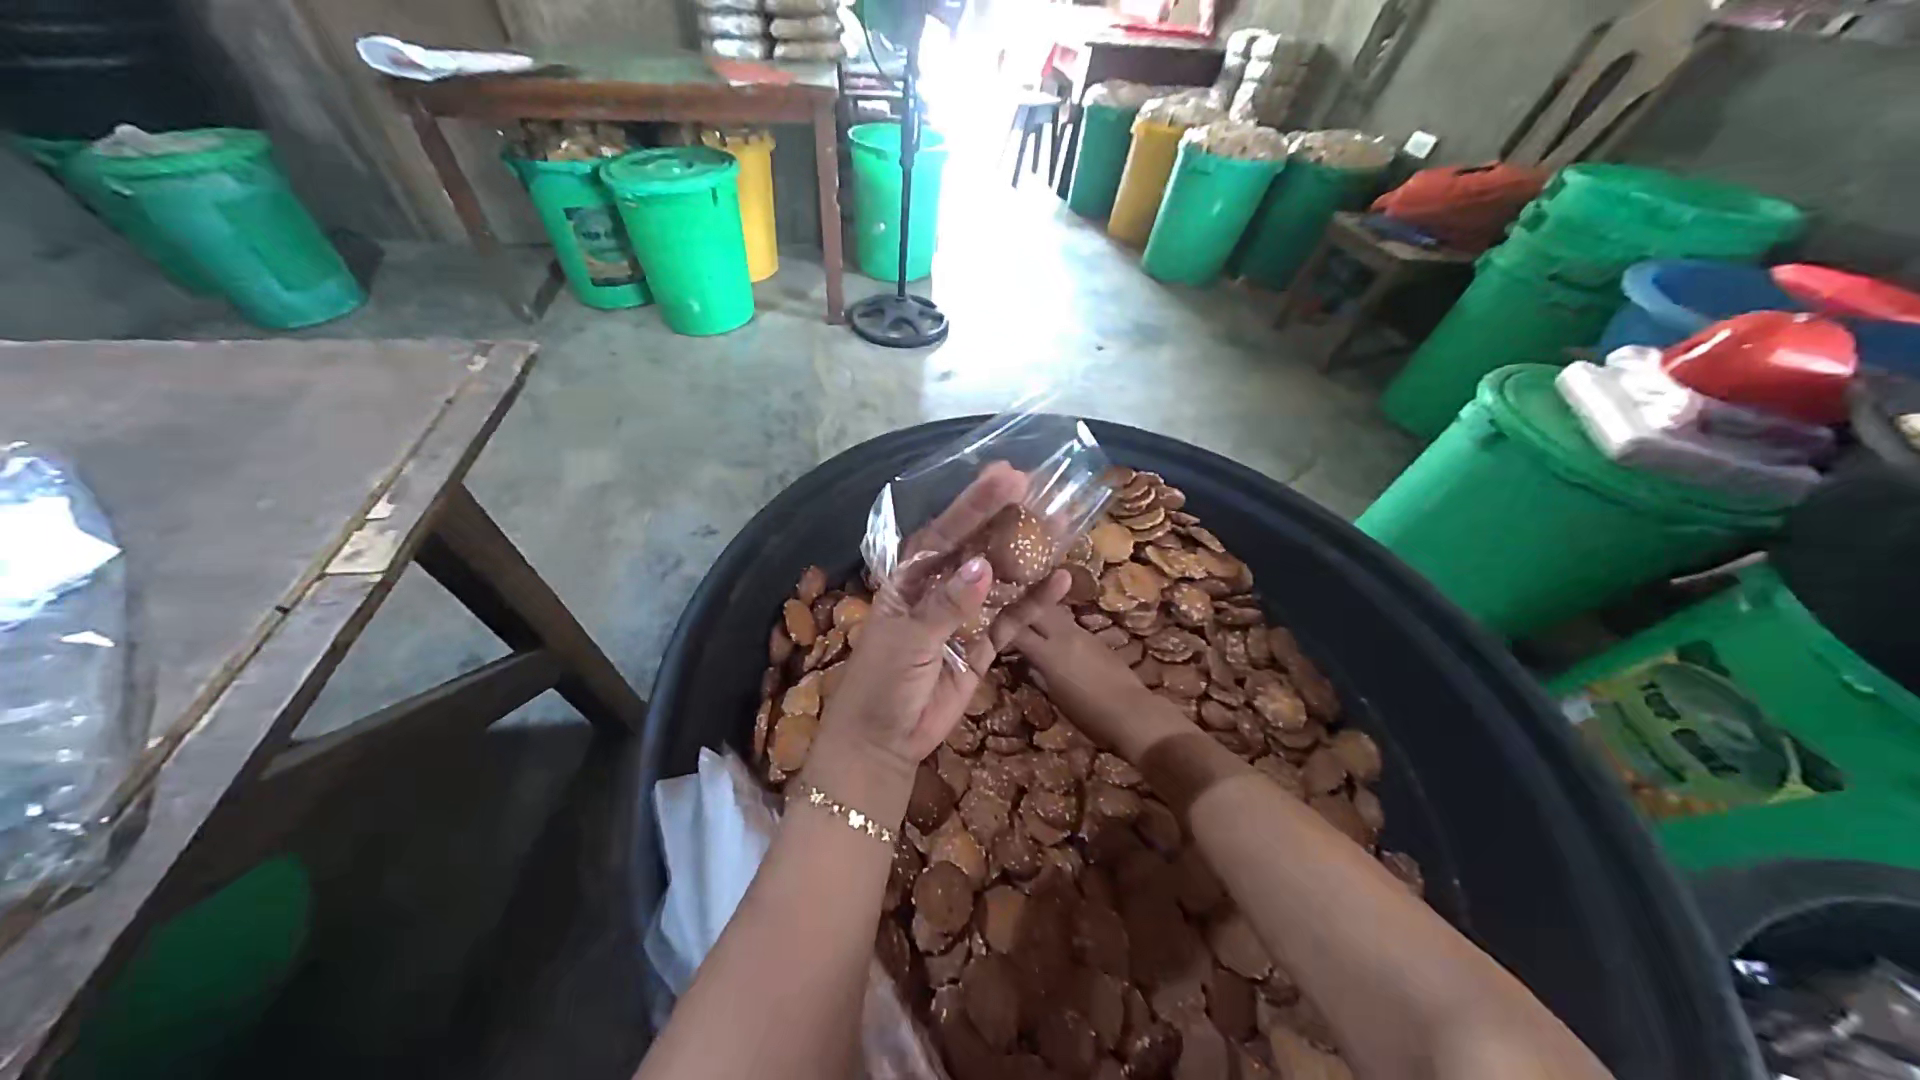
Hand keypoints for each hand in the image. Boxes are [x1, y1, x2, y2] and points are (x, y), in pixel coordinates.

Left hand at [813, 464, 1070, 779]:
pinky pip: (1011, 620)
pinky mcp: (982, 647)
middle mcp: (939, 591)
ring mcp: (963, 618)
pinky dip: (1034, 603)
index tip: (1005, 477)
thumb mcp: (908, 640)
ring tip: (1060, 525)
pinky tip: (1059, 581)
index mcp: (909, 581)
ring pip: (1000, 581)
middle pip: (976, 548)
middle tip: (1036, 486)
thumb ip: (946, 605)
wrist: (883, 742)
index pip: (943, 534)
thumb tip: (983, 566)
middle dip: (1003, 519)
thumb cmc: (881, 684)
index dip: (973, 505)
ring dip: (1026, 556)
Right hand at [999, 600, 1189, 758]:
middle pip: (1033, 609)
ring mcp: (1081, 633)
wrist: (1134, 714)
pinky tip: (1047, 632)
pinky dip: (1052, 622)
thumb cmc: (1091, 716)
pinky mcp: (1094, 637)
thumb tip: (1023, 660)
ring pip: (1052, 611)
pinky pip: (1067, 622)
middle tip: (1000, 613)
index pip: (1014, 630)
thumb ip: (1037, 674)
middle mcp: (1063, 635)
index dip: (998, 627)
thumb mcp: (1056, 698)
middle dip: (1016, 609)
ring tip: (1021, 616)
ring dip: (1035, 611)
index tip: (986, 627)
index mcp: (1049, 653)